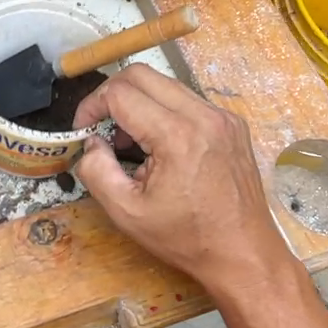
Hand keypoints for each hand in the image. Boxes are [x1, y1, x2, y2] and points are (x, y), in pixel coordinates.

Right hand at [72, 64, 298, 295]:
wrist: (244, 254)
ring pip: (165, 83)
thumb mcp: (126, 212)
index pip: (120, 93)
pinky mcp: (232, 124)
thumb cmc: (185, 238)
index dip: (91, 105)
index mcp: (177, 136)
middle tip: (99, 125)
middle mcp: (203, 116)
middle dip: (111, 94)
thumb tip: (90, 143)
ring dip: (137, 101)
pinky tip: (157, 144)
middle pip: (142, 74)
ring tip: (128, 139)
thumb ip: (96, 171)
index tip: (83, 129)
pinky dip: (162, 110)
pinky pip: (186, 99)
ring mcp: (222, 117)